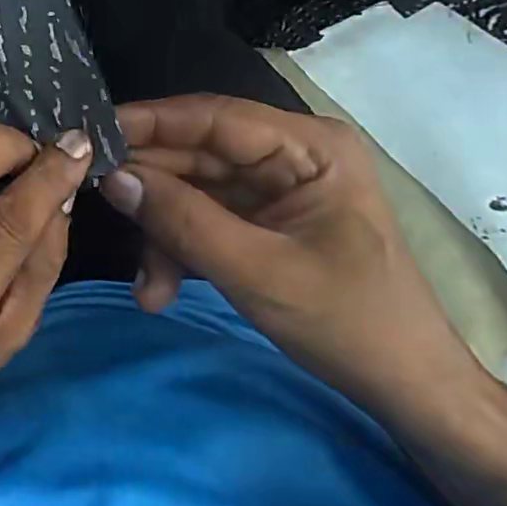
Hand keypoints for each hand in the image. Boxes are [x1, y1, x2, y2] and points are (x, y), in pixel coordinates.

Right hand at [101, 95, 482, 409]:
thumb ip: (184, 222)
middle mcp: (292, 153)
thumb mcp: (259, 273)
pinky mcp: (268, 219)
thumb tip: (114, 178)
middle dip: (155, 192)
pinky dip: (183, 250)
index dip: (153, 121)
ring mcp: (279, 187)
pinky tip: (162, 289)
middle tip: (101, 208)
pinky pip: (210, 219)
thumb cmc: (350, 324)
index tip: (96, 131)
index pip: (217, 116)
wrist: (410, 389)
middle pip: (202, 154)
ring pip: (198, 190)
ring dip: (165, 233)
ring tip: (148, 287)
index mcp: (309, 144)